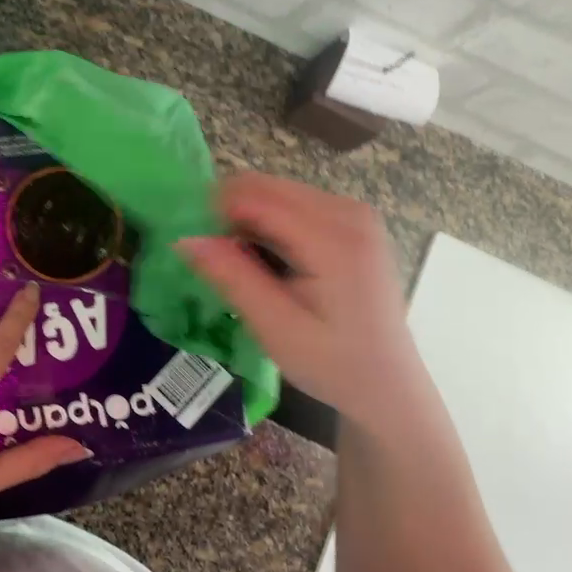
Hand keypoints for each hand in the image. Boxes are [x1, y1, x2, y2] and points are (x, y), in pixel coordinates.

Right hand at [174, 173, 427, 423]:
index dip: (212, 211)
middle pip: (266, 187)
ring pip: (277, 193)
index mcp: (333, 239)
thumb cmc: (332, 363)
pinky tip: (259, 260)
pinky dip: (266, 224)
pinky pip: (294, 206)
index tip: (186, 242)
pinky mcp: (353, 226)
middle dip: (227, 213)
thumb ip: (232, 277)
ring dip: (244, 218)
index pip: (256, 197)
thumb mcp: (275, 327)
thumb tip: (184, 239)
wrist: (386, 384)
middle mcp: (349, 214)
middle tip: (206, 256)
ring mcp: (354, 217)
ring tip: (231, 263)